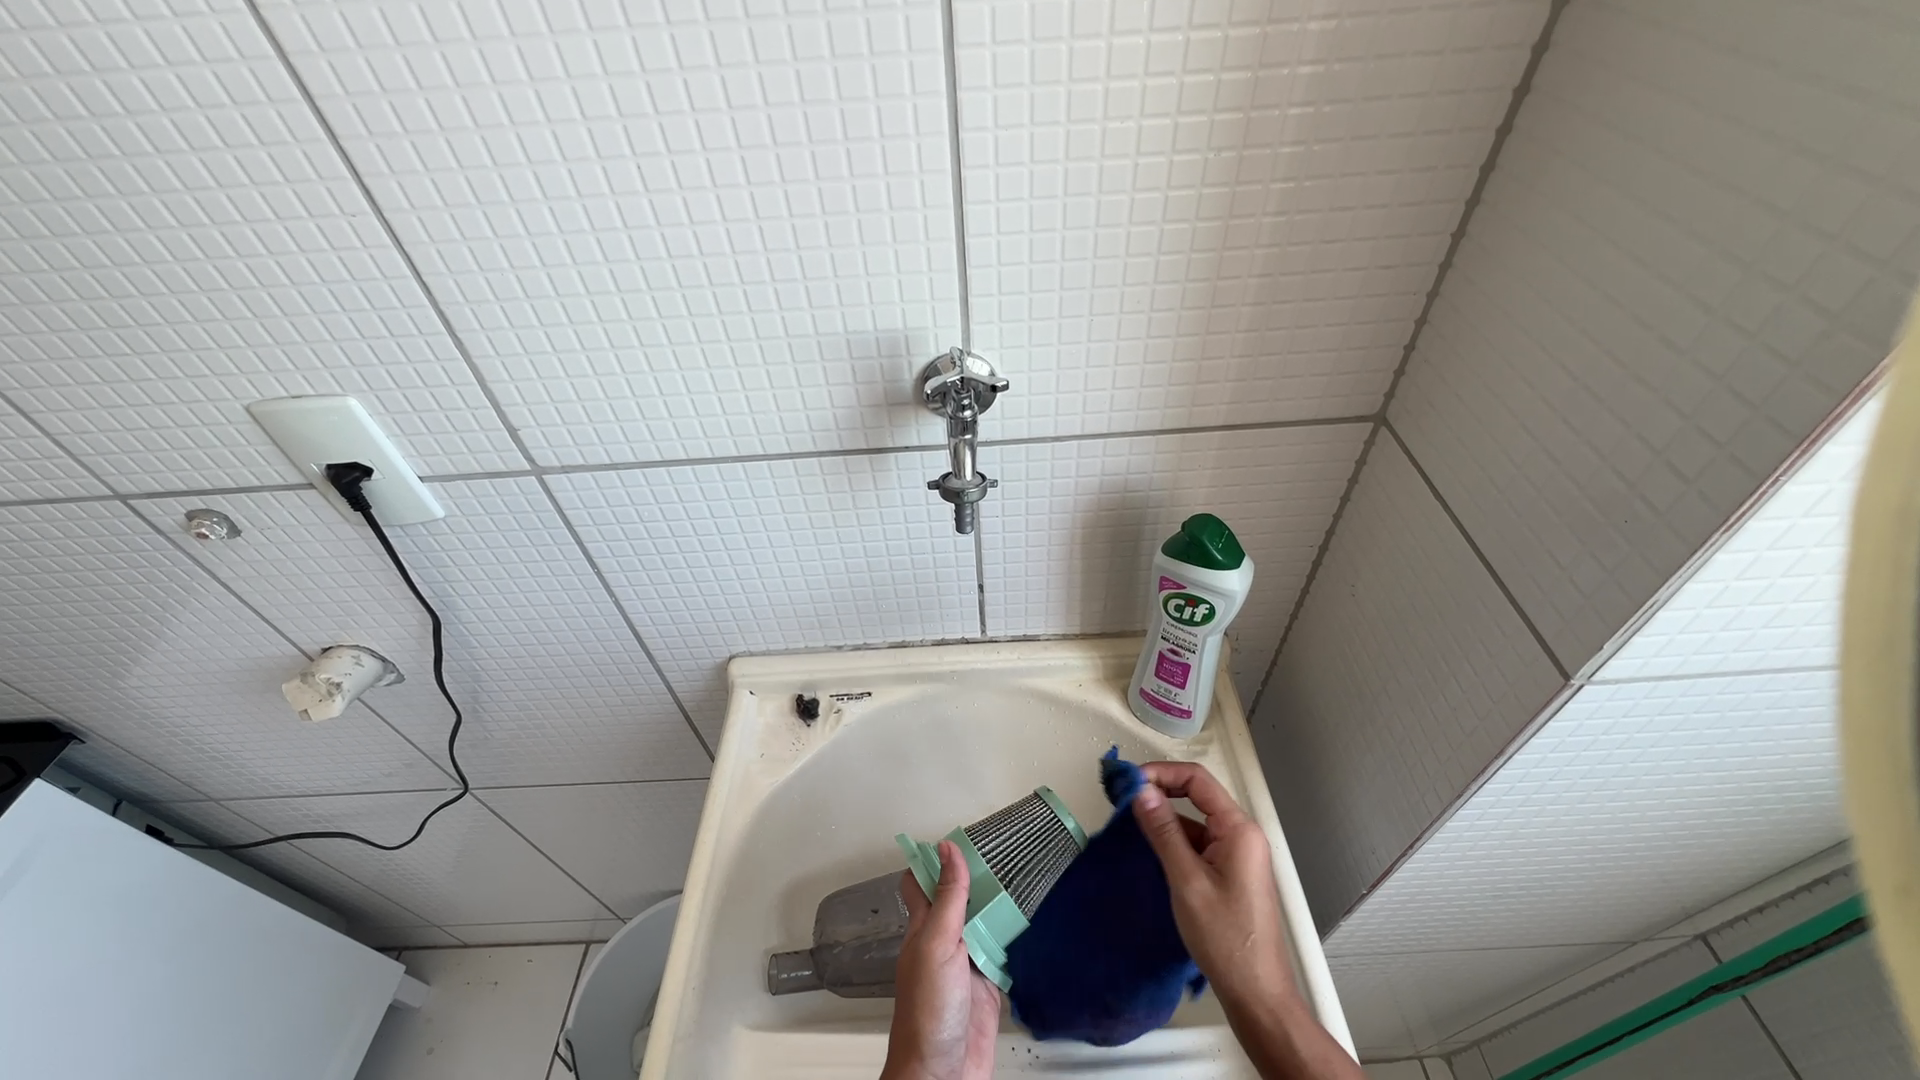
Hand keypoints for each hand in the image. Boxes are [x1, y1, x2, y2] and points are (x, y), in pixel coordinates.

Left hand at [881, 840, 1000, 1079]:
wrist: (943, 1075)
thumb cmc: (928, 1014)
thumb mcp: (937, 945)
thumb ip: (947, 899)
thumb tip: (947, 848)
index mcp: (924, 928)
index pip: (923, 883)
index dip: (935, 858)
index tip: (958, 835)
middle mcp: (945, 942)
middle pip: (960, 899)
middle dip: (978, 877)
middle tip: (1004, 849)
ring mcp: (968, 964)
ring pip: (985, 923)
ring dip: (1000, 905)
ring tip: (1024, 874)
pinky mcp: (990, 986)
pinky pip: (1004, 953)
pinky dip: (1015, 938)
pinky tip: (1031, 921)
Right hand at [1131, 762, 1294, 1005]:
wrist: (1256, 993)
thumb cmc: (1225, 938)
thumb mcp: (1186, 880)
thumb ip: (1163, 832)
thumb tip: (1141, 791)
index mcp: (1239, 829)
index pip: (1197, 780)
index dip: (1161, 773)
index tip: (1129, 782)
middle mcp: (1242, 835)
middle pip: (1197, 796)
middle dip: (1160, 792)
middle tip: (1123, 800)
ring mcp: (1237, 855)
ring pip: (1195, 822)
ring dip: (1164, 820)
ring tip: (1129, 828)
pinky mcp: (1230, 874)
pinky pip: (1198, 845)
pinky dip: (1174, 843)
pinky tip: (1150, 854)